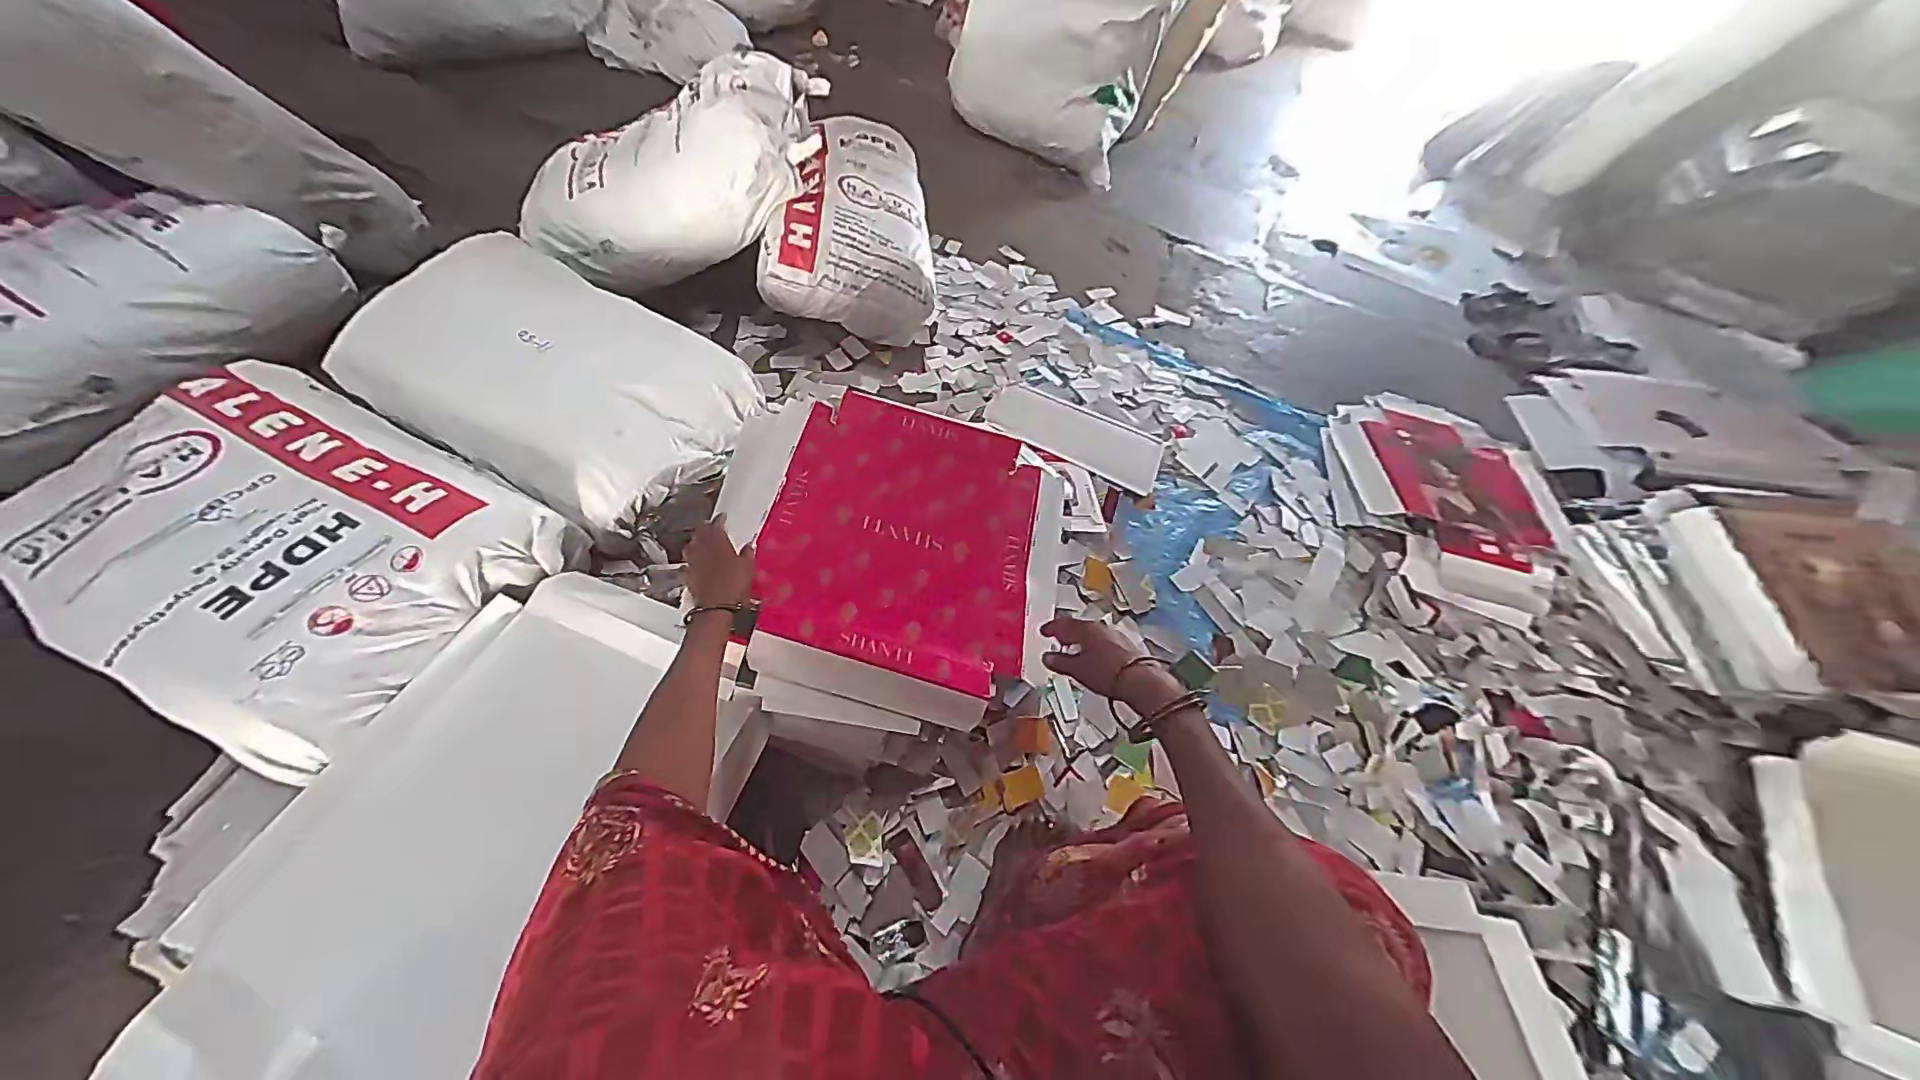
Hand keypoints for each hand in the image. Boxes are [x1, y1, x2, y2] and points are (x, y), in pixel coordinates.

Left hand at [686, 516, 755, 607]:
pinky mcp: (688, 577)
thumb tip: (748, 547)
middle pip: (699, 534)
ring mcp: (693, 563)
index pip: (716, 525)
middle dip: (704, 529)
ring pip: (690, 547)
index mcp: (718, 543)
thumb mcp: (748, 567)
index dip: (719, 520)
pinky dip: (690, 563)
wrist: (717, 607)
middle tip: (709, 527)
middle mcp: (702, 550)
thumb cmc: (733, 585)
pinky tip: (692, 565)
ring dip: (694, 543)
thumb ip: (747, 554)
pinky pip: (686, 565)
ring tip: (698, 542)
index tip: (722, 517)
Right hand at [1041, 617, 1182, 713]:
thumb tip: (1048, 658)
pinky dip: (1093, 645)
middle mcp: (1100, 628)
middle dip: (1066, 632)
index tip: (1044, 631)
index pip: (1063, 623)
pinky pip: (1103, 640)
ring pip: (1091, 633)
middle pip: (1078, 626)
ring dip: (1080, 639)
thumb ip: (1059, 662)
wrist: (1139, 680)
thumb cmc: (1108, 672)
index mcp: (1085, 629)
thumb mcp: (1077, 670)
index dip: (1051, 628)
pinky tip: (1093, 655)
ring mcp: (1114, 635)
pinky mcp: (1125, 645)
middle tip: (1057, 637)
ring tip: (1073, 648)